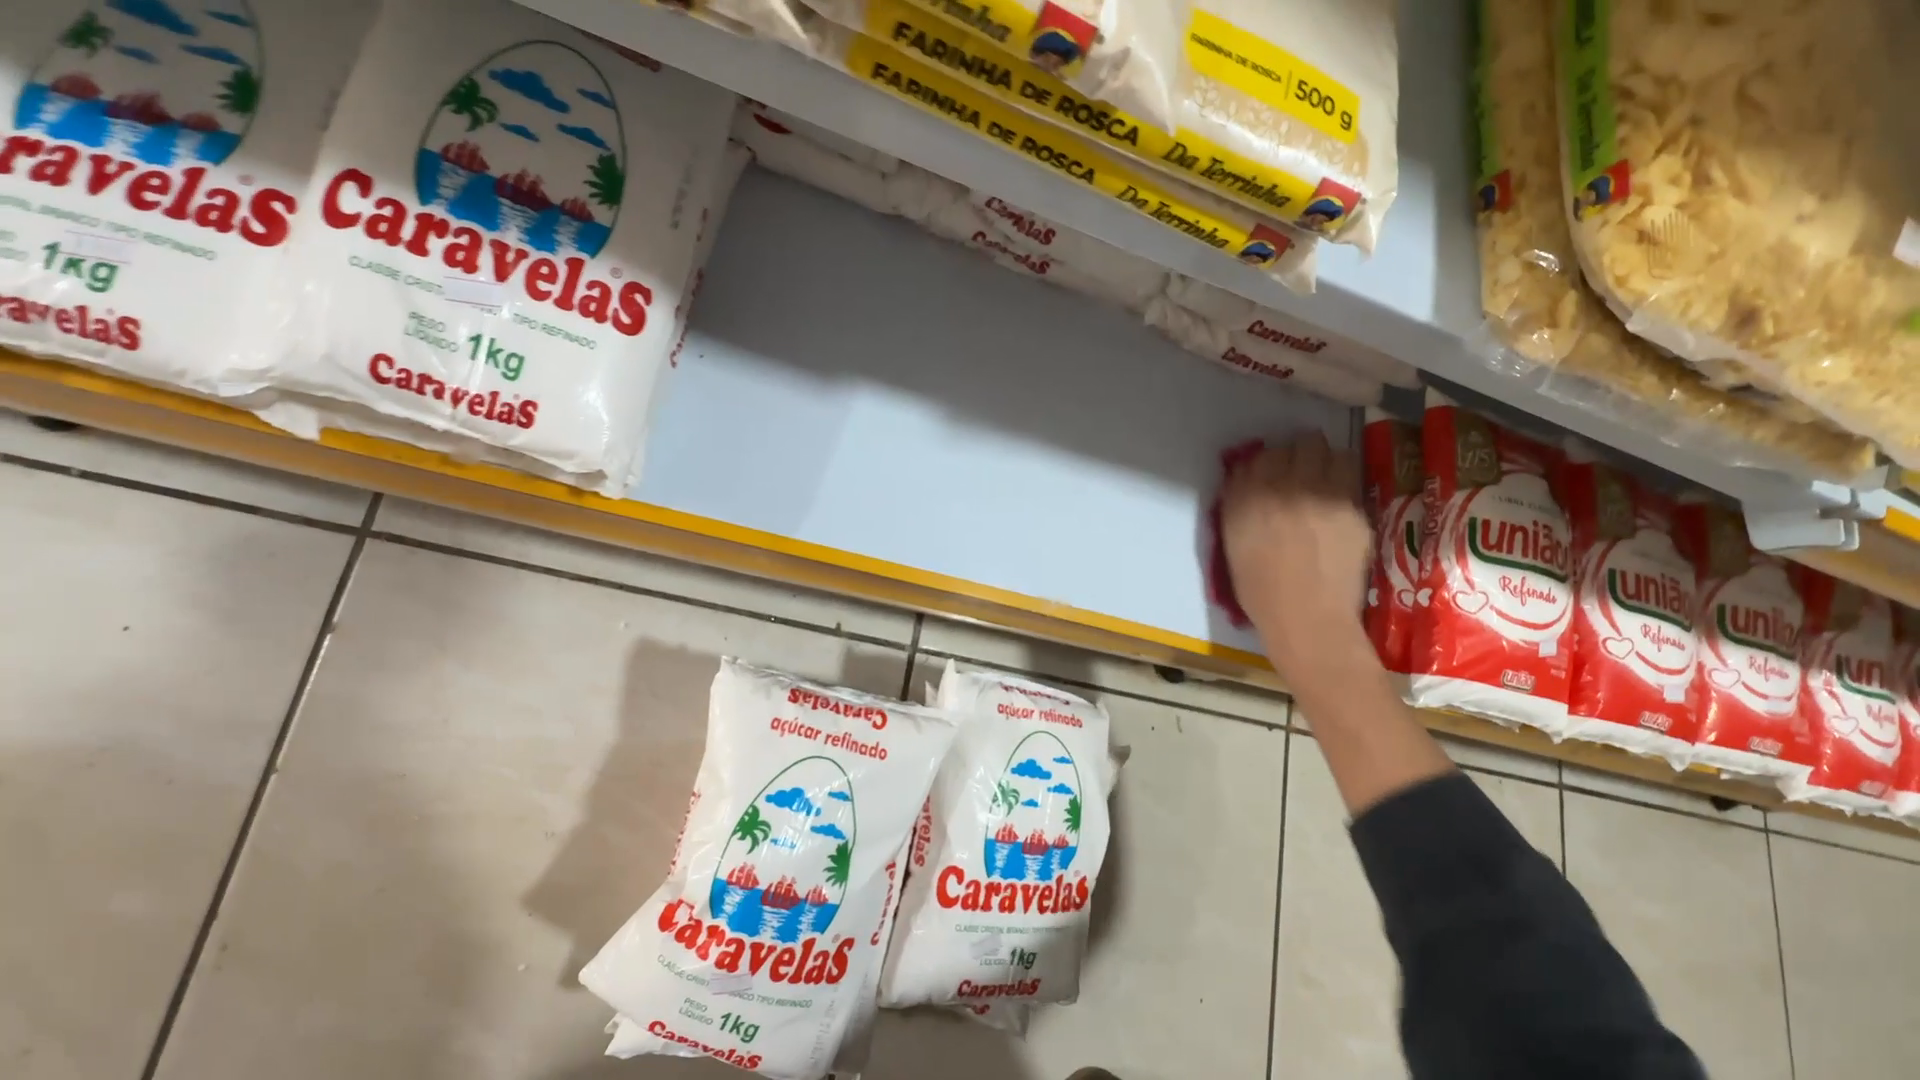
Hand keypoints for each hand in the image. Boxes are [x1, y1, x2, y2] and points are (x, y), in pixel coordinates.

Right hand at [1220, 433, 1372, 686]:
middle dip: (1300, 455)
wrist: (1307, 618)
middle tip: (1302, 473)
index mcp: (1247, 497)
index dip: (1269, 462)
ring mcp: (1323, 493)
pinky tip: (1338, 506)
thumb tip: (1248, 478)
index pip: (1261, 455)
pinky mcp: (1353, 506)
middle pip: (1299, 445)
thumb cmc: (1261, 591)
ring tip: (1325, 482)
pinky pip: (1350, 478)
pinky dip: (1343, 484)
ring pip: (1330, 452)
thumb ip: (1239, 505)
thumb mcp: (1233, 544)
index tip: (1272, 475)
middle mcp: (1284, 486)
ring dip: (1326, 461)